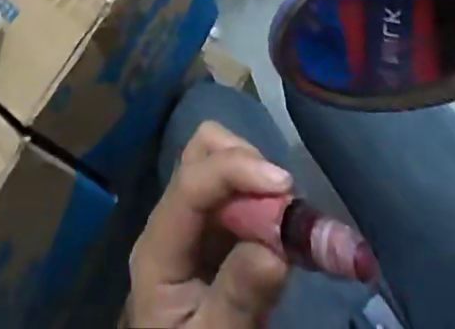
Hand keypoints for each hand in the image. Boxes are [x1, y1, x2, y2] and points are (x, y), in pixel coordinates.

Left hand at [129, 122, 292, 328]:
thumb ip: (238, 300)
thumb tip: (274, 249)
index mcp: (158, 247)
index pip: (188, 186)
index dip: (235, 173)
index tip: (288, 185)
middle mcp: (171, 222)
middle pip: (198, 154)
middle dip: (246, 164)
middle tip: (291, 207)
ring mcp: (194, 225)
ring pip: (220, 164)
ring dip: (259, 178)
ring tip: (296, 223)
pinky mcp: (217, 236)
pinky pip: (241, 197)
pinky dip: (268, 200)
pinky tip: (294, 231)